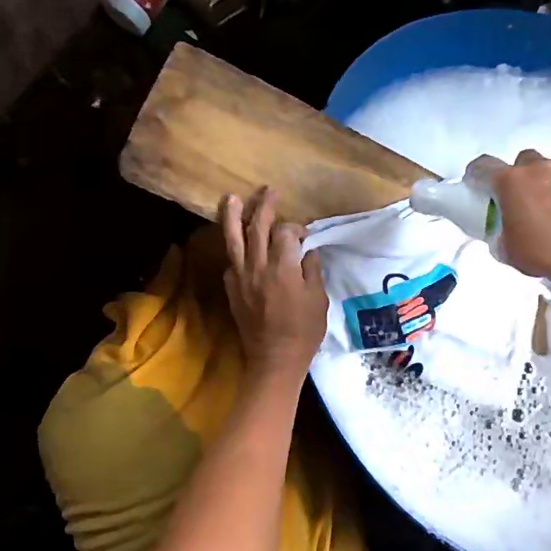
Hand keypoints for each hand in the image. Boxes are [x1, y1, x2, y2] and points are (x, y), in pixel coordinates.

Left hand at [219, 188, 327, 378]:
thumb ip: (312, 270)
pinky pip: (231, 262)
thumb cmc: (304, 330)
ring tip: (231, 198)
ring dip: (233, 216)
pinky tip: (238, 244)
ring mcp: (241, 277)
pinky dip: (235, 249)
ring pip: (234, 239)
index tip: (303, 234)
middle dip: (263, 207)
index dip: (294, 227)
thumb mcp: (319, 299)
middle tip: (268, 191)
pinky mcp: (232, 289)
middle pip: (257, 227)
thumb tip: (307, 251)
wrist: (274, 359)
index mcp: (283, 268)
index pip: (284, 232)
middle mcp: (258, 267)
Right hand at [484, 151, 550, 292]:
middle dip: (522, 174)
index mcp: (509, 182)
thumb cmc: (542, 253)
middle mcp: (537, 167)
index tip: (478, 181)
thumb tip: (503, 229)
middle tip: (525, 197)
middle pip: (524, 159)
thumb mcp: (505, 249)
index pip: (484, 166)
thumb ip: (499, 231)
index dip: (478, 173)